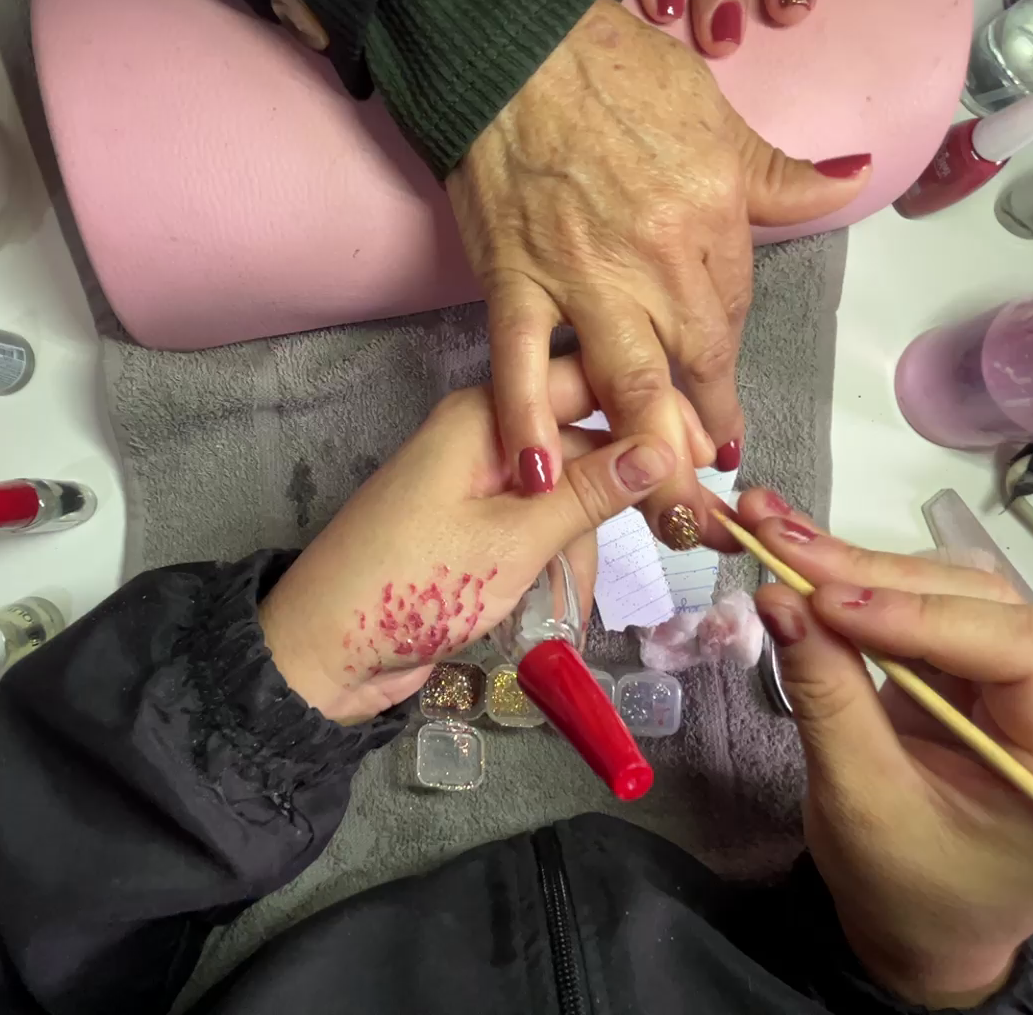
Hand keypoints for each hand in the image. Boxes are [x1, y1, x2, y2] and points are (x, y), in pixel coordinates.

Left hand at [261, 359, 711, 724]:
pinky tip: (565, 598)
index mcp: (485, 415)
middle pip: (577, 441)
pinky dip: (551, 556)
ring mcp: (472, 481)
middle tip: (686, 526)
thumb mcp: (512, 538)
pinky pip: (528, 523)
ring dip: (583, 537)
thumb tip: (662, 444)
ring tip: (598, 586)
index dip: (651, 414)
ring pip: (557, 490)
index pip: (587, 385)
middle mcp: (481, 435)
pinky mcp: (466, 523)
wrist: (324, 646)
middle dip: (624, 488)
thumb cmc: (416, 582)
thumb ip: (589, 492)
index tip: (709, 457)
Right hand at [446, 0, 866, 549]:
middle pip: (690, 373)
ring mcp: (580, 278)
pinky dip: (527, 420)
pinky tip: (541, 477)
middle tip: (704, 502)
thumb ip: (780, 174)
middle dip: (701, 444)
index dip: (725, 388)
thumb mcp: (716, 117)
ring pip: (624, 381)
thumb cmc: (616, 76)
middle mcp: (655, 262)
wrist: (518, 52)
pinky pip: (521, 362)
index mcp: (710, 222)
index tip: (724, 432)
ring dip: (645, 454)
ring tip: (656, 513)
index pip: (725, 325)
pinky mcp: (514, 281)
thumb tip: (852, 179)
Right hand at [739, 489, 1032, 1006]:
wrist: (924, 929)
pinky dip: (860, 587)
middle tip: (776, 538)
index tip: (822, 599)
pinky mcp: (987, 679)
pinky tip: (807, 563)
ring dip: (858, 568)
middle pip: (984, 607)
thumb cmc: (904, 889)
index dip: (923, 613)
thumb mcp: (858, 798)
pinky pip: (926, 614)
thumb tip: (775, 598)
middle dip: (872, 574)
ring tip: (777, 536)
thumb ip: (825, 694)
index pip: (1028, 652)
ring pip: (952, 595)